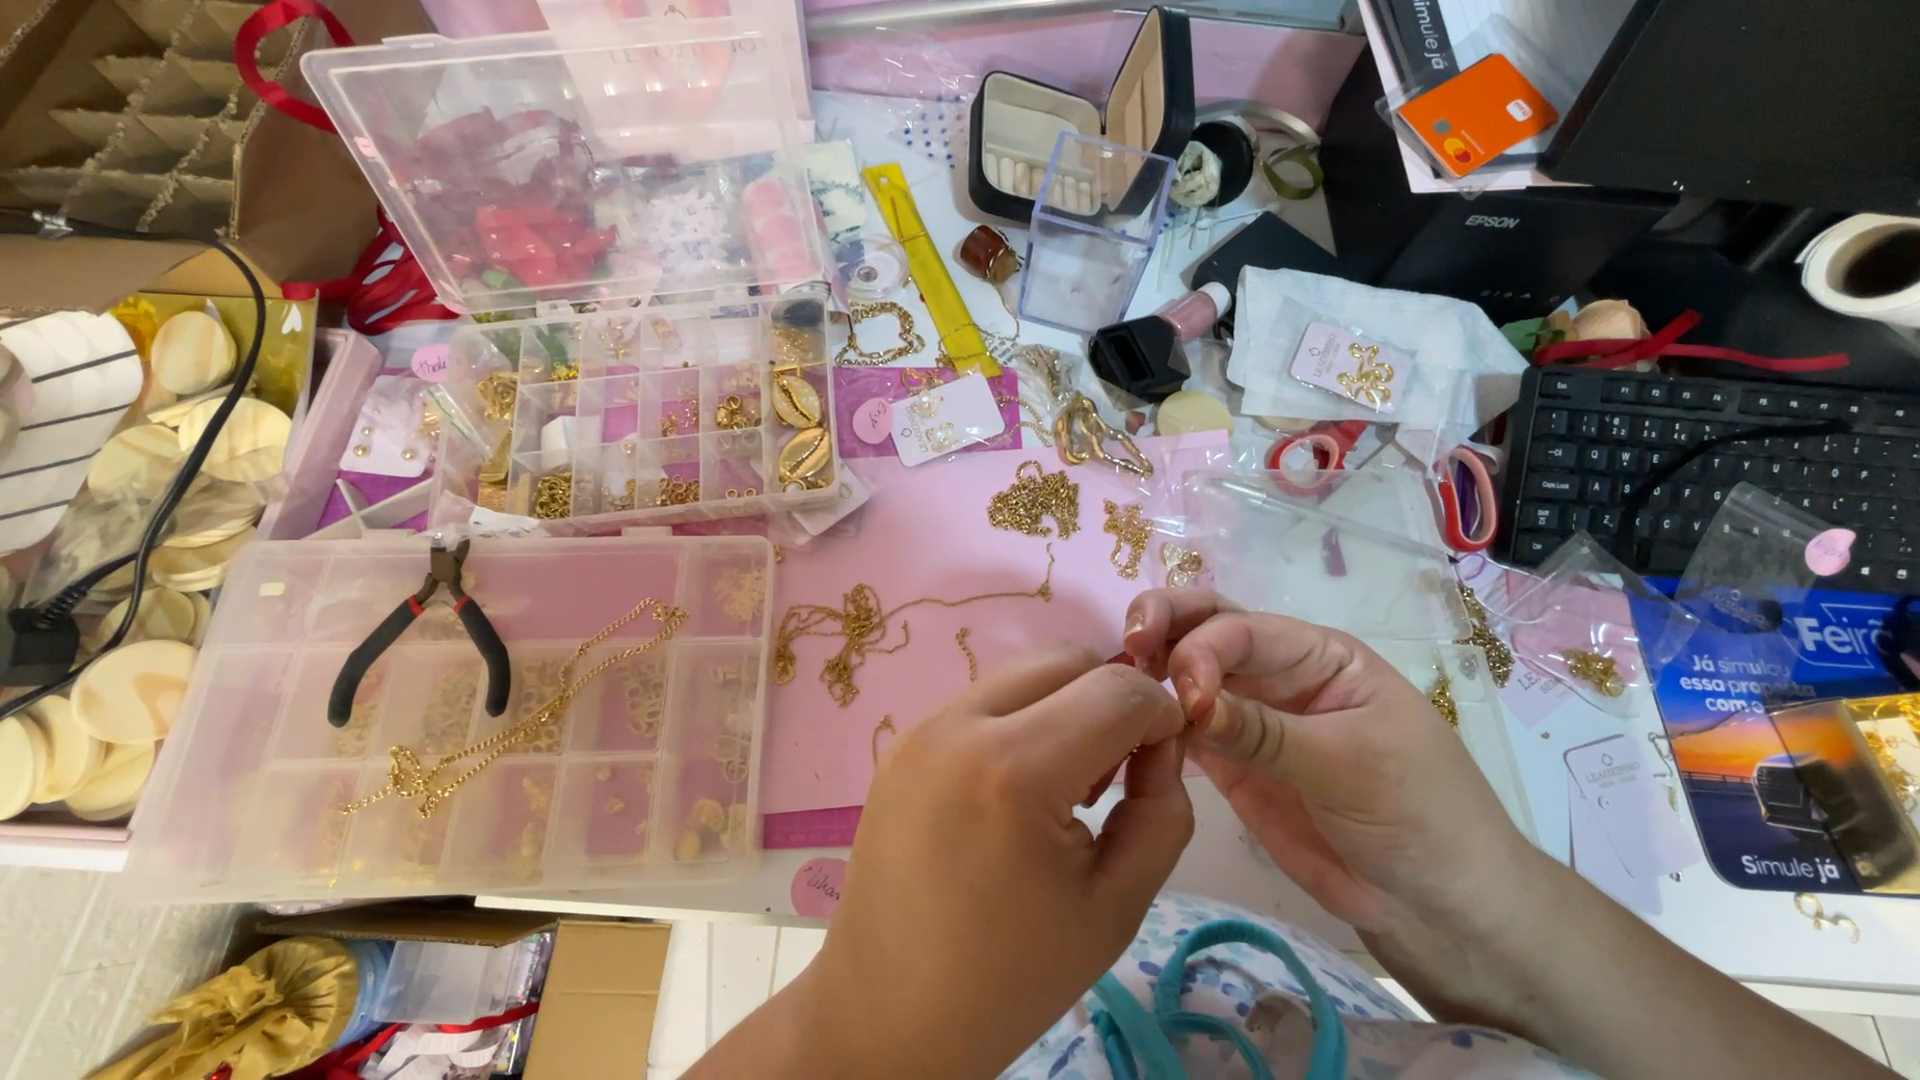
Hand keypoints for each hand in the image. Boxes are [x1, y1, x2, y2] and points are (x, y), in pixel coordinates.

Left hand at [799, 646, 1191, 1077]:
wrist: (886, 1011)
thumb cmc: (1010, 977)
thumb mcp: (1118, 905)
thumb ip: (1162, 809)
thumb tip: (1161, 743)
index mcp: (1014, 771)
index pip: (1118, 690)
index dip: (1160, 716)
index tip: (1163, 763)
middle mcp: (958, 727)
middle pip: (1067, 660)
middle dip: (1111, 699)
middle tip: (1112, 774)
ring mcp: (920, 728)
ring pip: (1022, 673)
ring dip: (1064, 706)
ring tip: (1064, 786)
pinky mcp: (901, 742)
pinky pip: (983, 700)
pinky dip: (1020, 720)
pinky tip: (1017, 790)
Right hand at [1122, 589, 1550, 1019]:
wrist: (1437, 908)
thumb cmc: (1422, 816)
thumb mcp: (1351, 765)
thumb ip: (1266, 733)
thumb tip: (1185, 702)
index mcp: (1317, 655)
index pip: (1244, 628)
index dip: (1205, 647)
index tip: (1188, 693)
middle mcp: (1276, 674)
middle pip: (1206, 628)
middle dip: (1164, 624)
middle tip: (1129, 646)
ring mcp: (1248, 719)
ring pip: (1185, 675)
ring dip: (1150, 670)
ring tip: (1116, 688)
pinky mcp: (1228, 765)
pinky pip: (1182, 730)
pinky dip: (1154, 722)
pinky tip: (1129, 729)